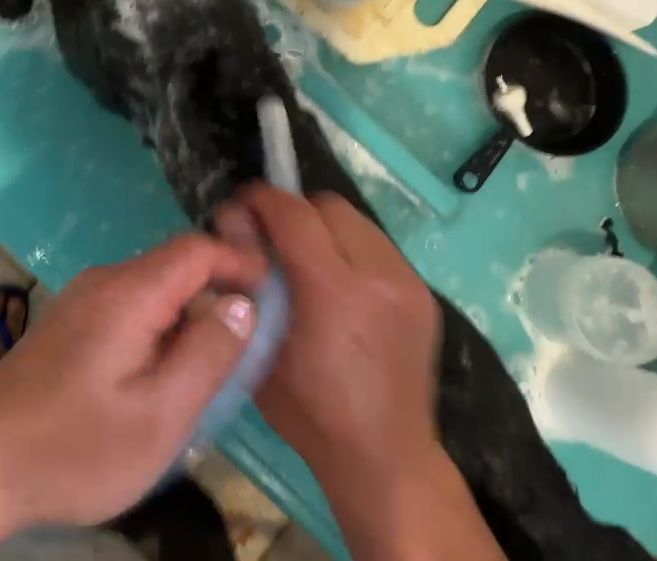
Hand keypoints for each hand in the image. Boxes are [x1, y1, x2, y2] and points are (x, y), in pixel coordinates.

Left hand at [0, 235, 267, 538]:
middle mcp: (102, 283)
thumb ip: (207, 354)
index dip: (241, 264)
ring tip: (213, 372)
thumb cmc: (76, 448)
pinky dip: (159, 332)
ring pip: (153, 292)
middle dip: (218, 296)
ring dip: (189, 320)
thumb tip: (243, 303)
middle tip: (250, 348)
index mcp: (126, 293)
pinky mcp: (69, 326)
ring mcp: (80, 302)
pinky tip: (164, 379)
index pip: (197, 249)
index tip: (274, 300)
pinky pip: (129, 311)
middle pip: (175, 268)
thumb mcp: (159, 415)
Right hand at [216, 186, 444, 489]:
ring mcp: (408, 283)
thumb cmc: (309, 412)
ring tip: (303, 258)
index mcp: (333, 292)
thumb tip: (233, 226)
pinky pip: (377, 246)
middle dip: (293, 211)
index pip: (293, 213)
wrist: (384, 456)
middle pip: (328, 205)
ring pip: (356, 221)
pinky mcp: (423, 293)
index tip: (240, 206)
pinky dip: (349, 249)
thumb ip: (248, 281)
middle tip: (269, 236)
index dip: (261, 199)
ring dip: (323, 228)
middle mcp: (379, 275)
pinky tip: (335, 280)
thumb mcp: (259, 348)